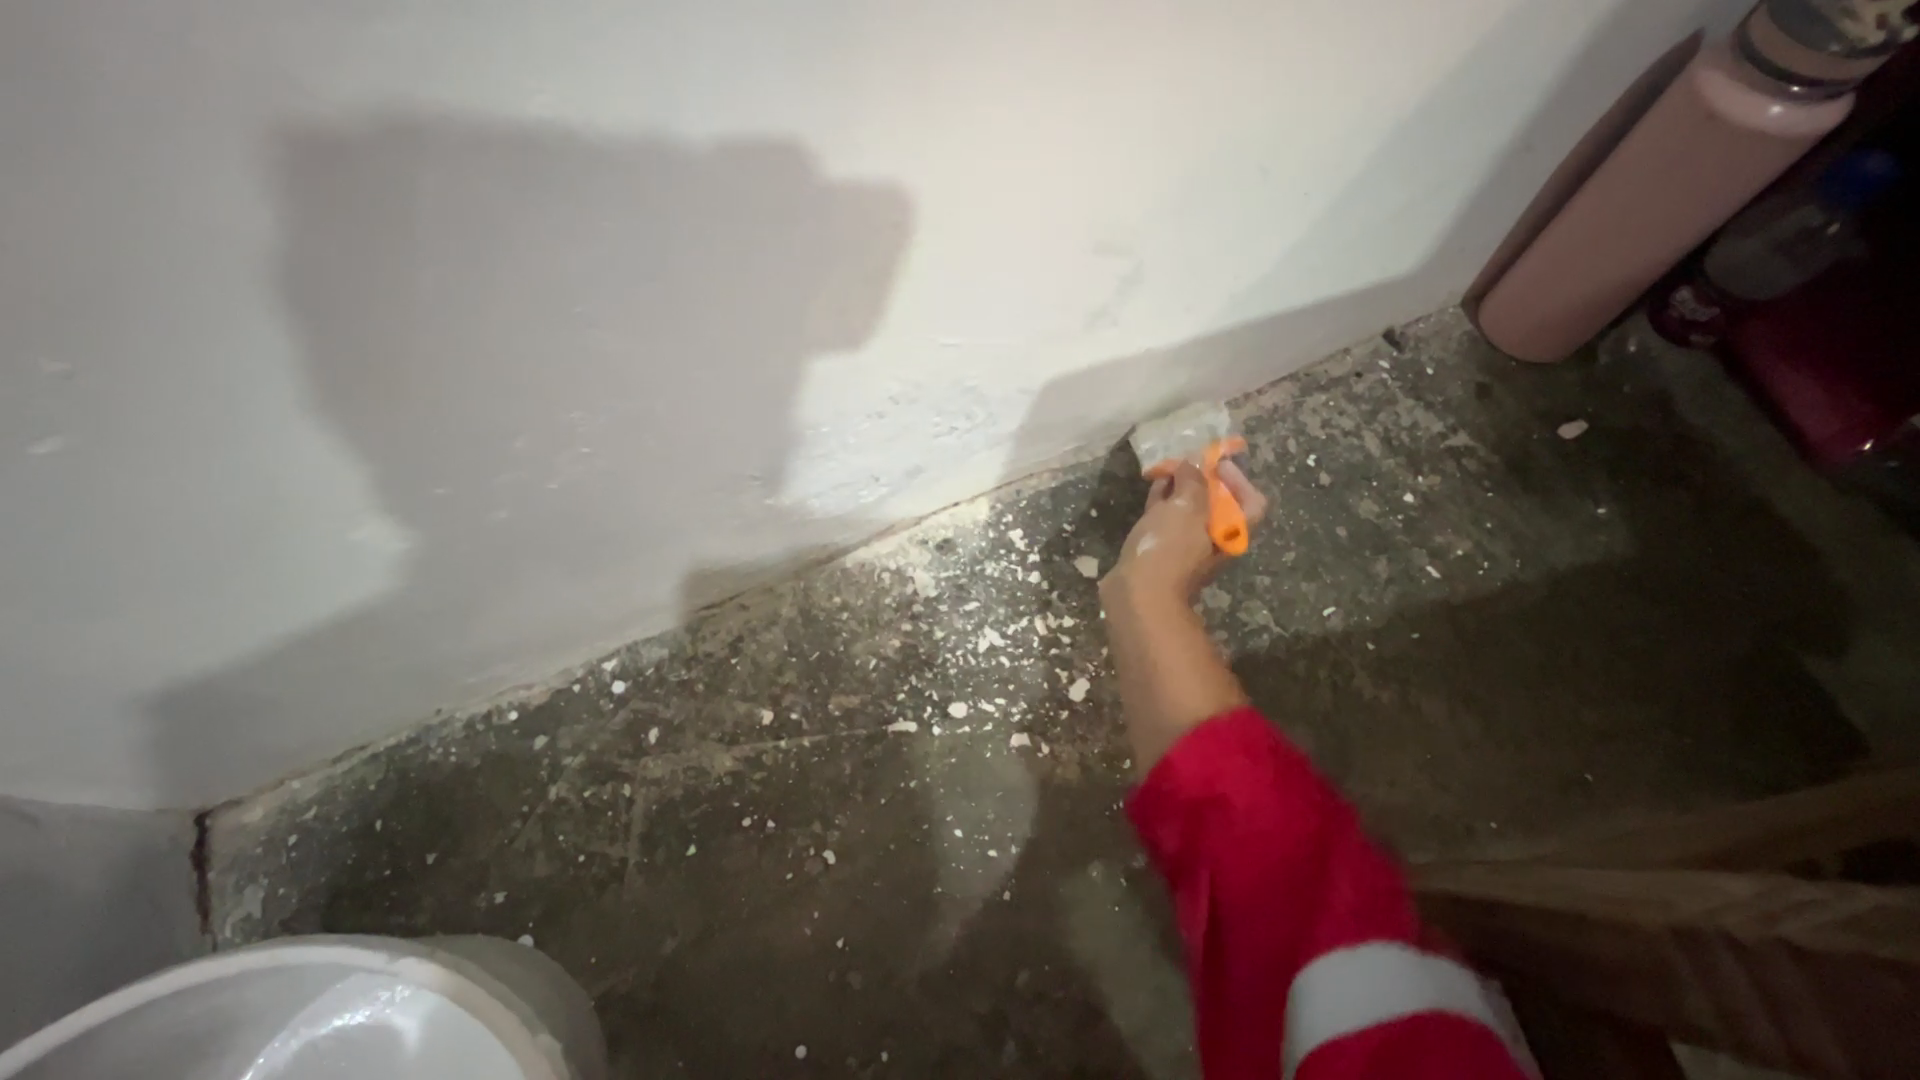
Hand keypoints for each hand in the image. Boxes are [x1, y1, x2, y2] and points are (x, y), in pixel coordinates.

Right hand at [1101, 458, 1267, 606]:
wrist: (1140, 594)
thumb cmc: (1170, 547)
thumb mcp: (1186, 505)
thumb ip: (1193, 480)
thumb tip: (1192, 466)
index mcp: (1232, 532)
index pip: (1253, 501)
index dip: (1238, 479)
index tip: (1216, 465)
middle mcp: (1215, 541)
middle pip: (1219, 504)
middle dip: (1202, 480)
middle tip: (1183, 463)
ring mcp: (1189, 549)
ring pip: (1190, 512)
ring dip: (1180, 490)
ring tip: (1163, 473)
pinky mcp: (1164, 553)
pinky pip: (1169, 523)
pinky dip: (1164, 505)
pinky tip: (1152, 492)